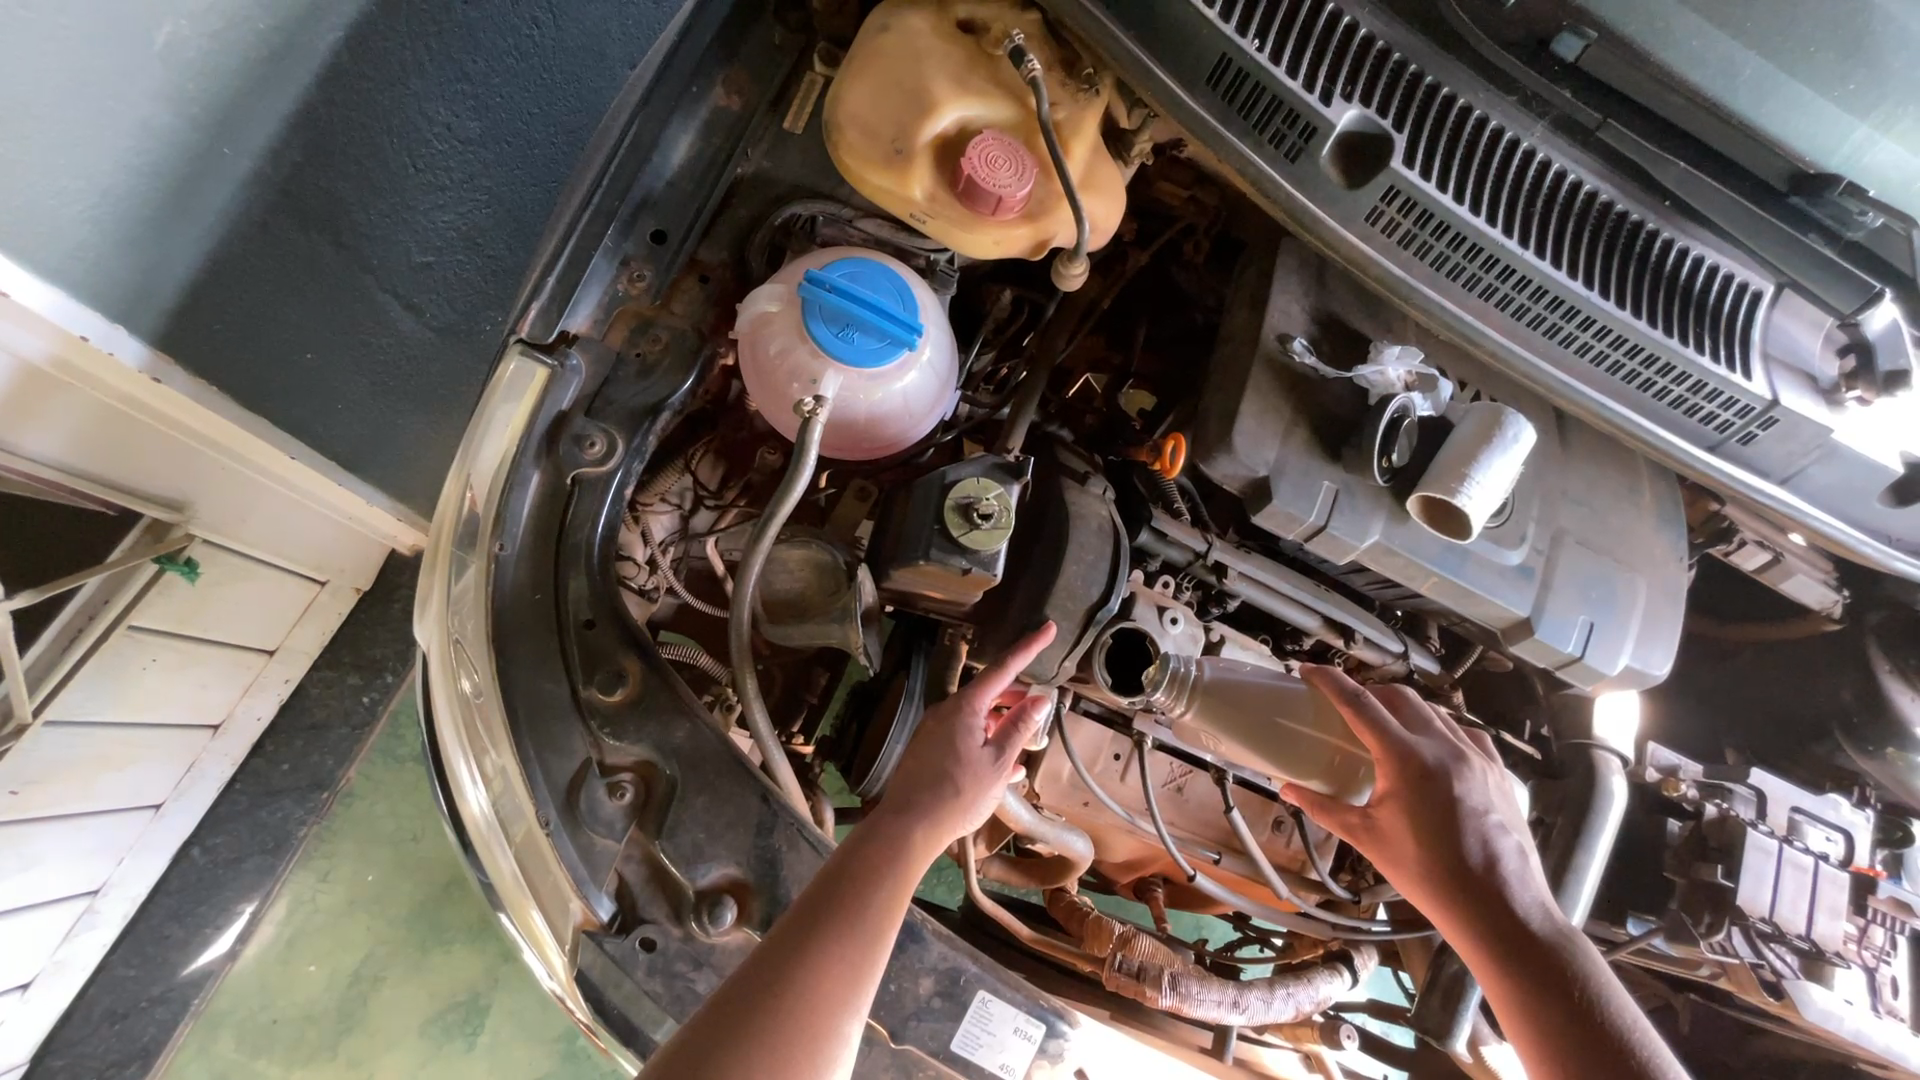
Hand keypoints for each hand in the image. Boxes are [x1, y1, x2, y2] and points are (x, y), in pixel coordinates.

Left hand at [868, 623, 1057, 857]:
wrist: (909, 826)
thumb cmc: (958, 794)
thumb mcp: (998, 762)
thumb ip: (1020, 727)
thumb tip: (1040, 698)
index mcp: (966, 706)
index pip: (1004, 668)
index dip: (1029, 647)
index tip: (1049, 628)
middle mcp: (947, 710)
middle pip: (989, 694)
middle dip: (1017, 699)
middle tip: (1040, 709)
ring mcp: (935, 729)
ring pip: (977, 719)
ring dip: (1002, 727)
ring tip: (1025, 747)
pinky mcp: (928, 749)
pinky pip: (964, 736)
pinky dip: (985, 744)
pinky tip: (1002, 769)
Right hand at [1281, 665, 1557, 940]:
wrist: (1501, 910)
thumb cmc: (1426, 875)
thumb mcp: (1367, 838)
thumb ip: (1324, 807)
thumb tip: (1287, 790)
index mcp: (1405, 758)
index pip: (1359, 703)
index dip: (1330, 681)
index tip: (1308, 669)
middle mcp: (1442, 746)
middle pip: (1398, 695)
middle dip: (1367, 690)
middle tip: (1344, 703)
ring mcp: (1476, 756)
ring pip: (1433, 709)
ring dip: (1402, 706)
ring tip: (1384, 724)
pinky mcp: (1498, 770)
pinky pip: (1464, 731)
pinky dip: (1439, 726)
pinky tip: (1431, 746)